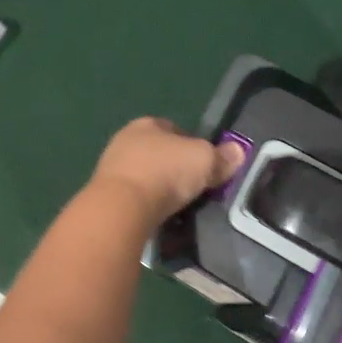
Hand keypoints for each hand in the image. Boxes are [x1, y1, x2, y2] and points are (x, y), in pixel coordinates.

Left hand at [88, 117, 246, 225]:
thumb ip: (221, 157)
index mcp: (147, 123)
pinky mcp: (103, 196)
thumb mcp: (204, 160)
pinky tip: (157, 218)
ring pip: (144, 176)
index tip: (205, 167)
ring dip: (158, 189)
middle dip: (174, 168)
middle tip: (194, 188)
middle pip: (158, 153)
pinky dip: (145, 206)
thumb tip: (238, 152)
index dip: (193, 146)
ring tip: (177, 208)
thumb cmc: (164, 172)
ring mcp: (111, 168)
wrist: (120, 209)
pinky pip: (133, 198)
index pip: (175, 130)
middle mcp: (125, 140)